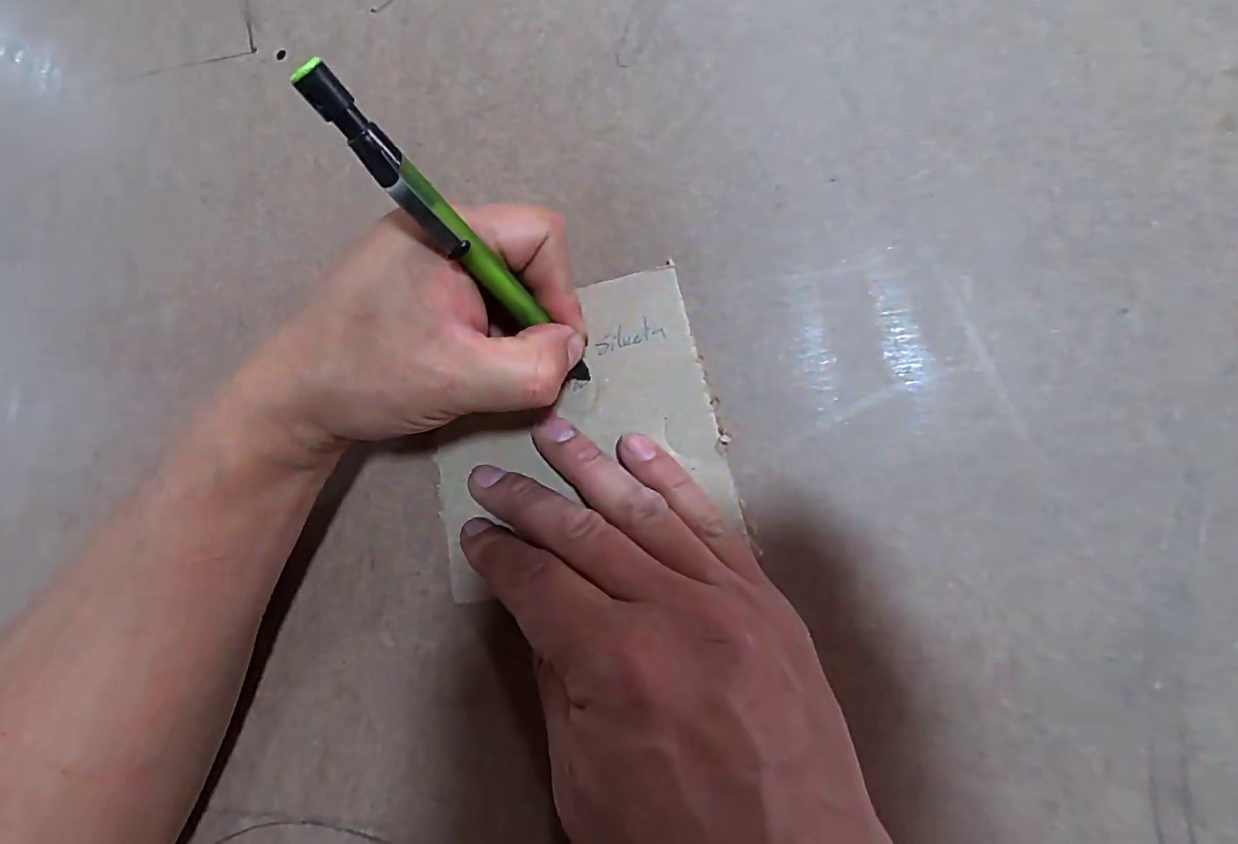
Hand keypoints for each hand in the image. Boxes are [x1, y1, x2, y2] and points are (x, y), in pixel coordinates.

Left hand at [233, 205, 586, 458]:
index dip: (560, 291)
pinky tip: (462, 364)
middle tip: (522, 366)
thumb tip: (569, 346)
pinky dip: (482, 330)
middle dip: (532, 316)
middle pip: (522, 257)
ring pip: (497, 280)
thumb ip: (535, 365)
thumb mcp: (464, 379)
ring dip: (507, 328)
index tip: (556, 347)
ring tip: (484, 371)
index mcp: (445, 229)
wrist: (291, 401)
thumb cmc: (368, 379)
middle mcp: (433, 229)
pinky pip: (469, 294)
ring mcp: (417, 254)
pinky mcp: (407, 280)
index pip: (540, 235)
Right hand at [460, 419, 890, 843]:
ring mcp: (724, 597)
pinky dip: (668, 478)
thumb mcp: (582, 777)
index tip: (473, 531)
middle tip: (487, 476)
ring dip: (588, 466)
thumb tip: (532, 606)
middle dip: (524, 500)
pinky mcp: (763, 597)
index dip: (496, 552)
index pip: (535, 580)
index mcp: (615, 662)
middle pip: (577, 532)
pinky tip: (635, 447)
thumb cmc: (676, 840)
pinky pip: (708, 521)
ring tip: (552, 434)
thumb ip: (552, 677)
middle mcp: (669, 612)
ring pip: (639, 509)